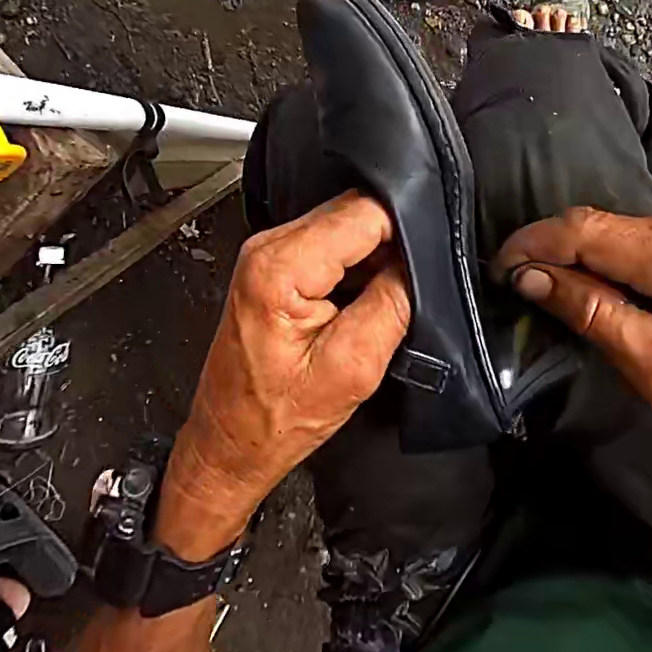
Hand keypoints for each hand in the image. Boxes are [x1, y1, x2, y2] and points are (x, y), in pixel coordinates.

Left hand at [158, 192, 410, 558]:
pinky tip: (353, 304)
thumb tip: (418, 263)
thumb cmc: (273, 418)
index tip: (416, 268)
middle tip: (396, 294)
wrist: (232, 439)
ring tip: (369, 307)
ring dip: (372, 258)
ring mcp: (268, 255)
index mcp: (280, 267)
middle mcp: (267, 249)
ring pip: (345, 226)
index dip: (405, 232)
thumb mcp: (353, 368)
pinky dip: (354, 268)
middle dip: (389, 244)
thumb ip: (393, 304)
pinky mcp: (274, 267)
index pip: (365, 211)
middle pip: (353, 211)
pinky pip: (330, 247)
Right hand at [492, 203, 651, 456]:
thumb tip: (535, 278)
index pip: (588, 232)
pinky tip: (591, 292)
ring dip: (571, 261)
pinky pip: (625, 237)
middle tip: (517, 289)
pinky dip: (597, 261)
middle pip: (594, 225)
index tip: (500, 271)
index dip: (533, 246)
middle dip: (547, 254)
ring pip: (605, 230)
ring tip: (552, 299)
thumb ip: (595, 317)